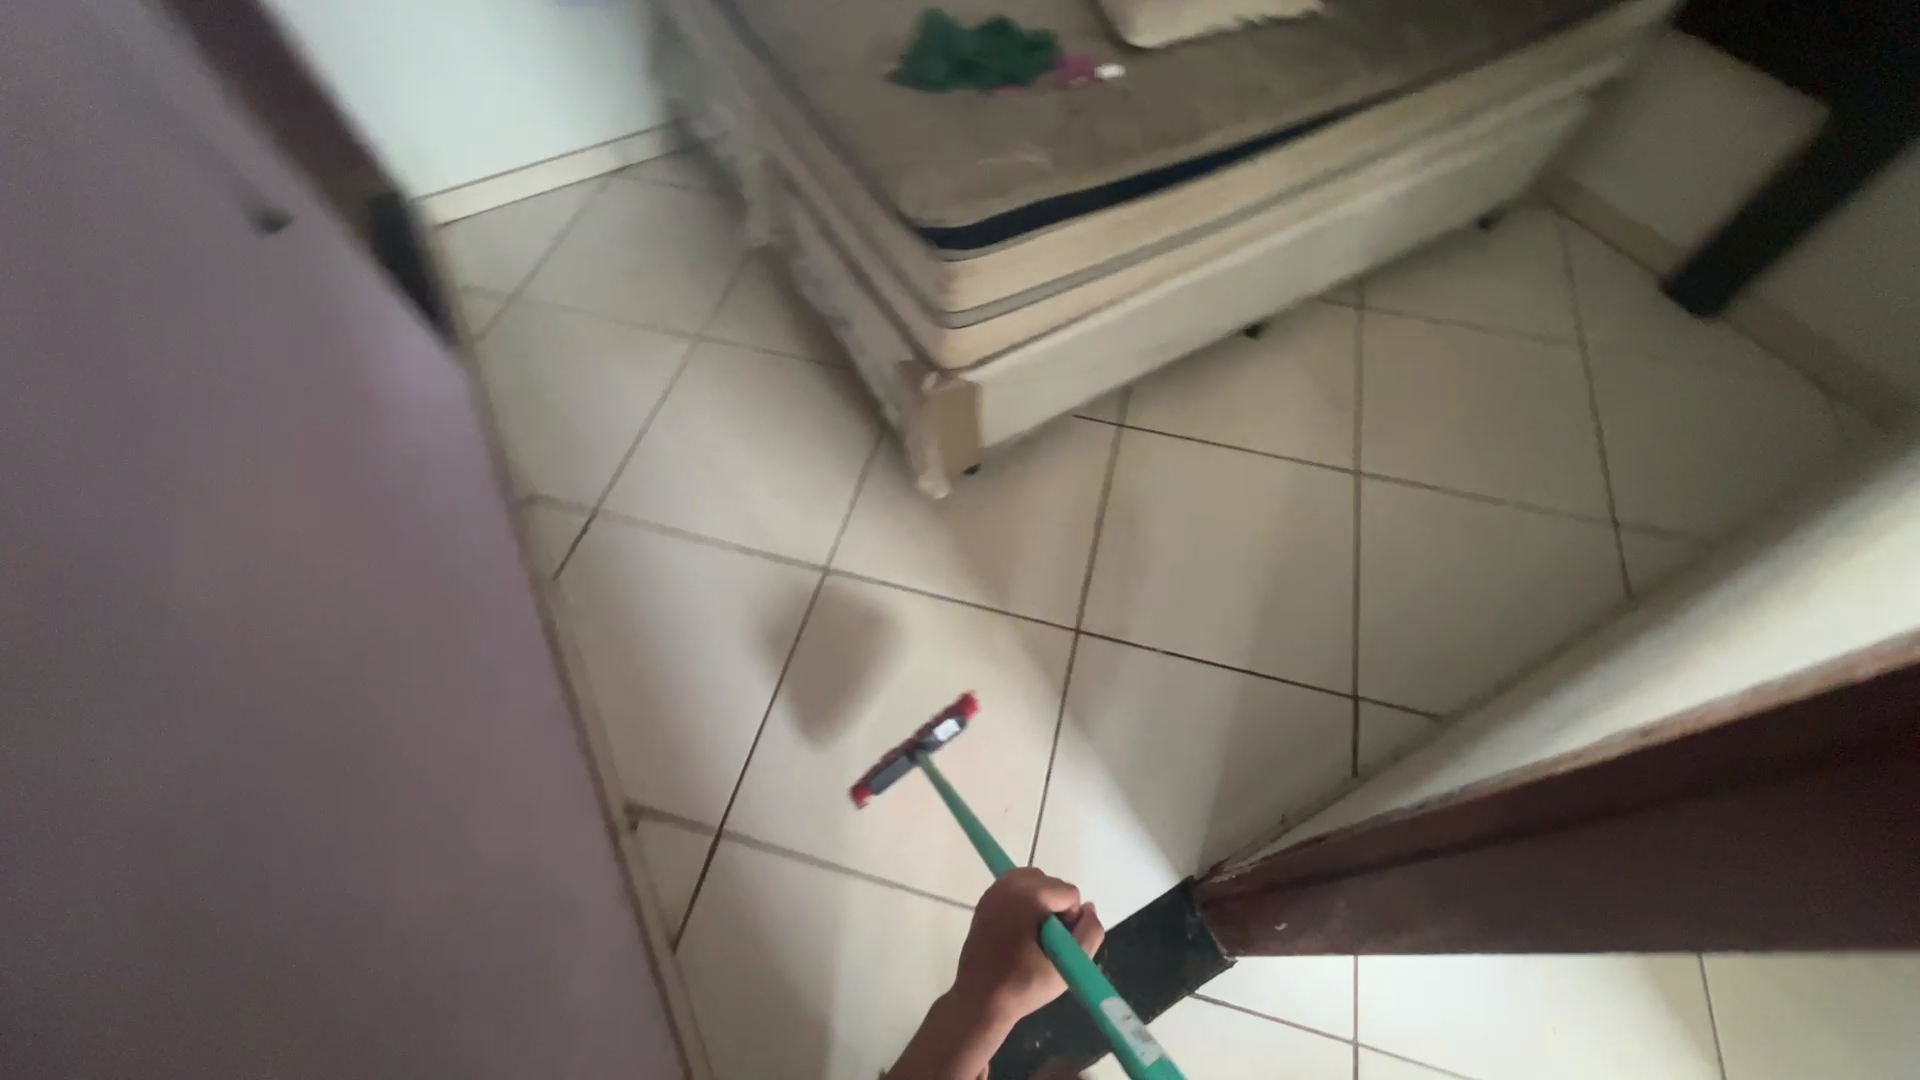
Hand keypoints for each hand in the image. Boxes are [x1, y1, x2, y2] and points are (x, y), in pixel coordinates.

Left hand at [951, 868, 1106, 1025]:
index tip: (1057, 945)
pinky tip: (1019, 932)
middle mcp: (1009, 883)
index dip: (1071, 921)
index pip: (1070, 893)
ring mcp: (995, 889)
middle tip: (1046, 943)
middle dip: (1056, 909)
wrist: (978, 999)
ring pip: (1035, 882)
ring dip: (1042, 904)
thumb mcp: (1067, 965)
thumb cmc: (1022, 985)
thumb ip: (1089, 934)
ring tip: (1034, 938)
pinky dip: (1025, 902)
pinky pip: (1017, 887)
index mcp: (1028, 895)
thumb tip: (1089, 908)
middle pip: (1052, 883)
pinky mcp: (987, 898)